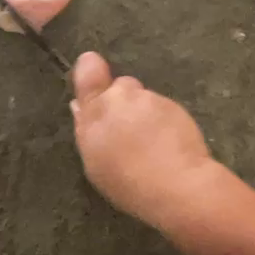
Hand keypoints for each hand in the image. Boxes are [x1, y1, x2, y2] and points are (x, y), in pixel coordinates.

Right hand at [70, 52, 220, 227]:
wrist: (176, 185)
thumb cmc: (127, 182)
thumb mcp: (95, 163)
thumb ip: (86, 129)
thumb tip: (78, 106)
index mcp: (94, 112)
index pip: (89, 72)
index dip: (91, 69)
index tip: (94, 74)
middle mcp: (121, 97)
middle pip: (120, 88)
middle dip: (123, 102)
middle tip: (129, 132)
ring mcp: (150, 99)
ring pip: (144, 99)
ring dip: (145, 113)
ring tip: (152, 144)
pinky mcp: (175, 105)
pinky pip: (164, 108)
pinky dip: (164, 121)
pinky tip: (169, 145)